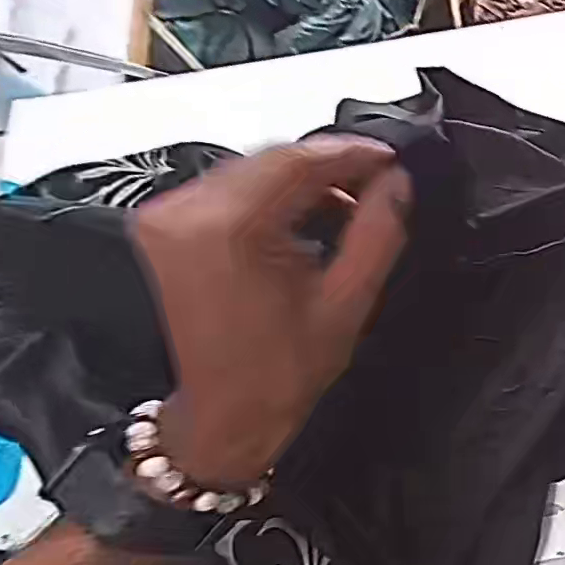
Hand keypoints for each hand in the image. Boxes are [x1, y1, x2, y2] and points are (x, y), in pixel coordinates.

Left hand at [132, 137, 411, 484]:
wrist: (228, 411)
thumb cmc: (282, 371)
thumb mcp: (348, 301)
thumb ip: (378, 233)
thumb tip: (397, 185)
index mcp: (229, 229)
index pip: (298, 161)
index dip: (351, 153)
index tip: (388, 158)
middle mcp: (185, 213)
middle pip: (272, 159)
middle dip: (329, 166)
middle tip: (377, 181)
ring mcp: (169, 218)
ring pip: (251, 170)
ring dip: (303, 181)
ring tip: (349, 205)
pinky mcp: (167, 228)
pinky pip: (231, 190)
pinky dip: (274, 196)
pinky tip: (308, 216)